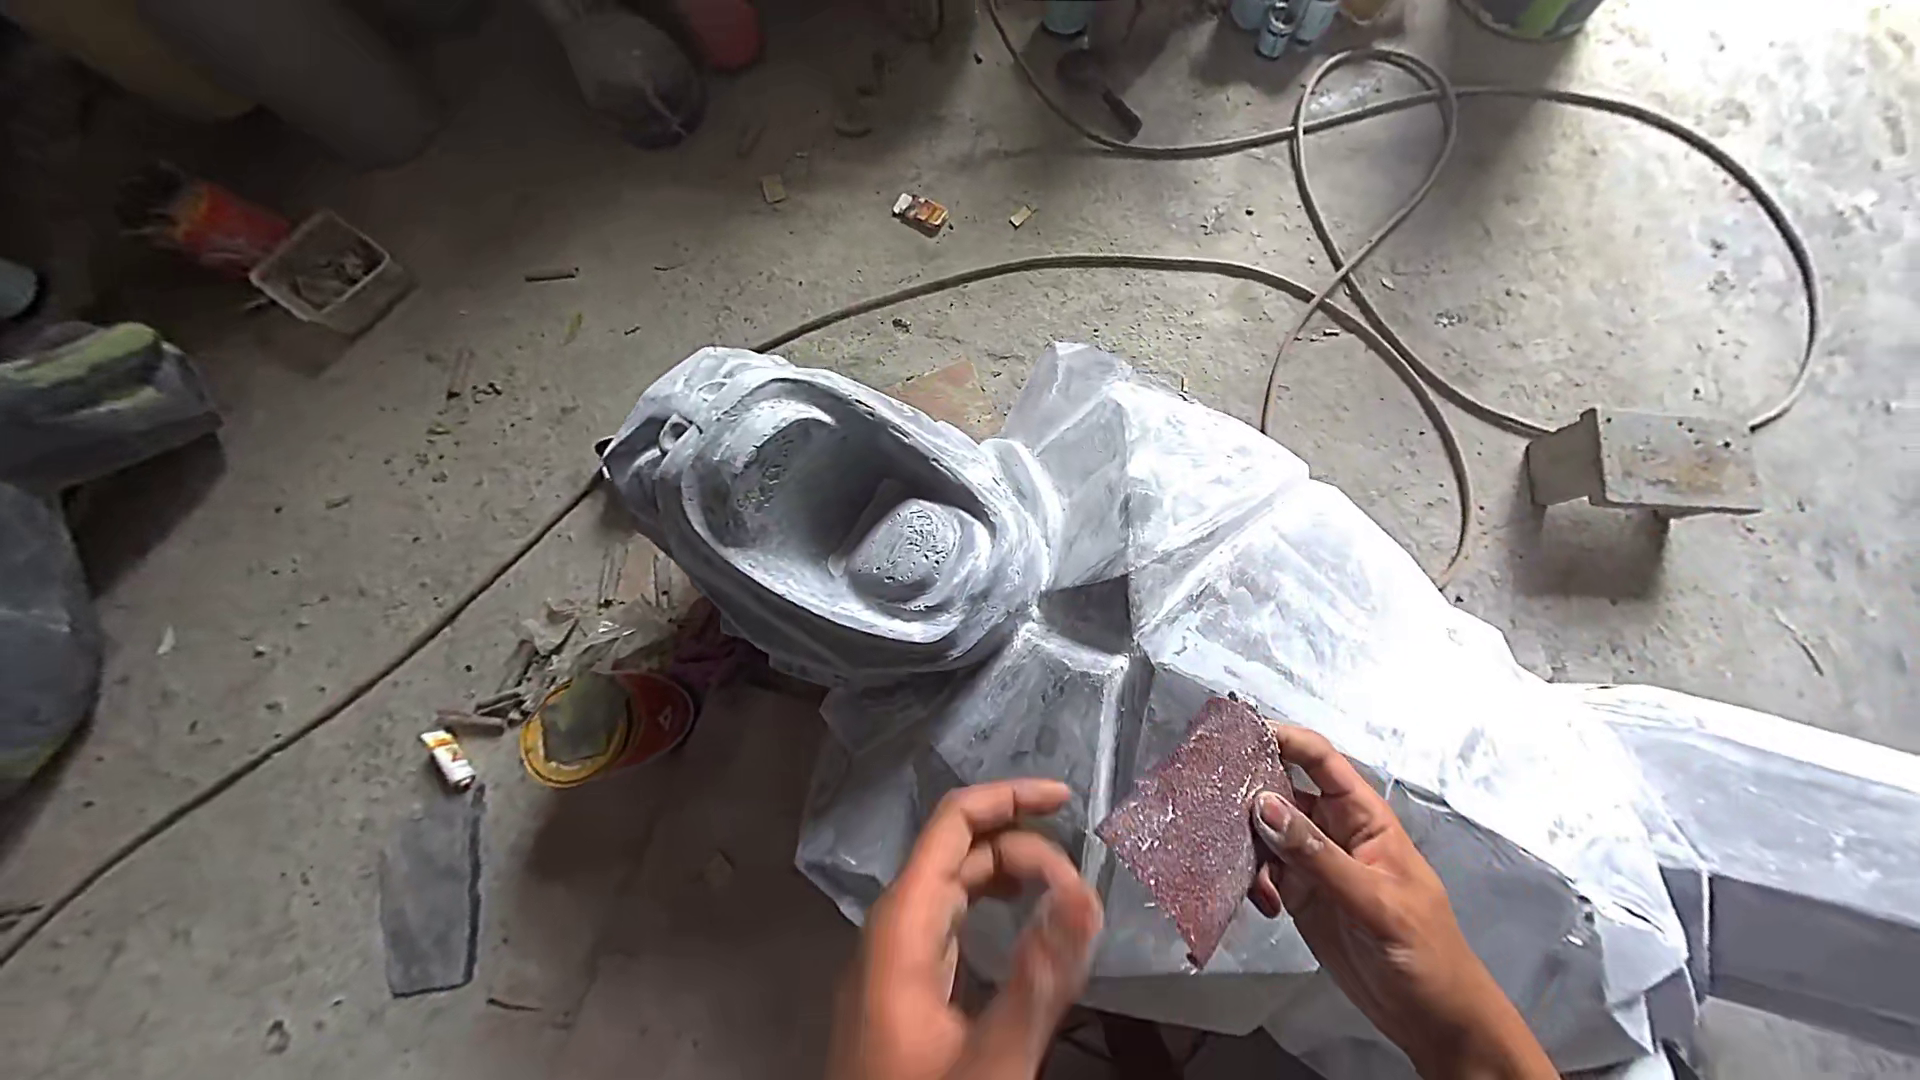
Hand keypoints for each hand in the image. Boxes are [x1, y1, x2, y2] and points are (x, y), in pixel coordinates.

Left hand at [827, 779, 1104, 1079]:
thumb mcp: (990, 1063)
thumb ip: (1039, 979)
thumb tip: (1087, 895)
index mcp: (904, 918)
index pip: (954, 822)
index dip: (1007, 796)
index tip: (1064, 799)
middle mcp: (897, 919)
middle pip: (961, 846)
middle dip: (1022, 840)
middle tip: (1080, 876)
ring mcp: (899, 948)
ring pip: (959, 880)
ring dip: (1011, 869)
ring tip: (1063, 885)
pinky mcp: (910, 977)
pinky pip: (955, 915)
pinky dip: (995, 901)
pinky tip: (1025, 914)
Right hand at [1248, 726, 1555, 1079]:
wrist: (1435, 1026)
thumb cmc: (1426, 956)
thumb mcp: (1376, 904)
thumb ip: (1318, 856)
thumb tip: (1262, 804)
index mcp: (1361, 816)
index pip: (1321, 761)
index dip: (1285, 739)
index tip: (1241, 733)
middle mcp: (1330, 828)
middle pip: (1280, 787)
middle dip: (1247, 786)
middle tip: (1211, 791)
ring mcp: (1309, 859)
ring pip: (1262, 826)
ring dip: (1242, 836)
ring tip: (1228, 852)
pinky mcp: (1293, 889)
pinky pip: (1259, 866)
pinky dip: (1249, 877)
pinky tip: (1261, 902)